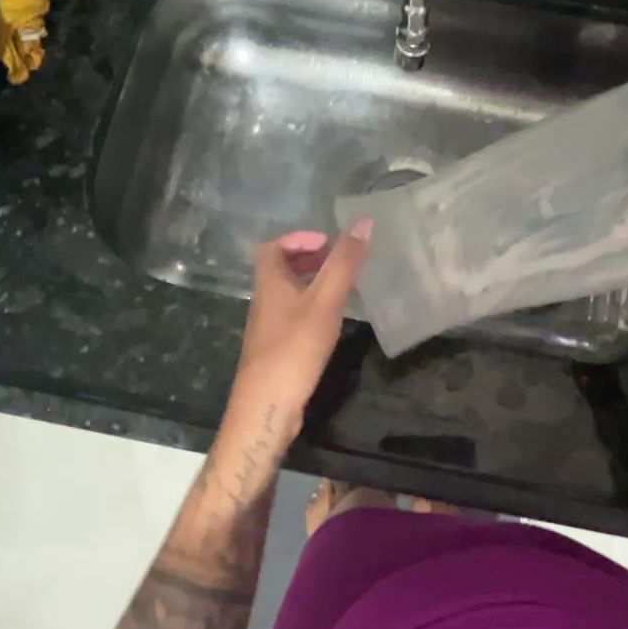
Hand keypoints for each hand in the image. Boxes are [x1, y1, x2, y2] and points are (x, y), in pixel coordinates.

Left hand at [230, 221, 371, 424]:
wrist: (267, 406)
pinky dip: (311, 308)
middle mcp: (264, 301)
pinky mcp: (275, 350)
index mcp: (269, 283)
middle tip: (338, 262)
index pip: (273, 246)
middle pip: (279, 269)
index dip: (298, 238)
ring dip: (311, 284)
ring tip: (341, 288)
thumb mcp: (325, 301)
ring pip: (287, 294)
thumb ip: (344, 263)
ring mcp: (268, 327)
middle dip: (307, 259)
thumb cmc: (294, 348)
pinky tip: (331, 323)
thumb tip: (364, 222)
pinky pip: (292, 316)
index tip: (327, 243)